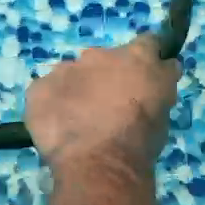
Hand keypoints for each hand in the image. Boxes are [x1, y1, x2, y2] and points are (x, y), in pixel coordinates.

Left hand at [24, 35, 181, 169]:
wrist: (100, 162)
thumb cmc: (142, 137)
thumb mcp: (166, 107)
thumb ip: (163, 80)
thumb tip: (166, 66)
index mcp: (136, 57)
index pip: (149, 42)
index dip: (149, 57)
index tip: (149, 73)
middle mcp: (99, 55)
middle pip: (105, 59)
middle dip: (109, 77)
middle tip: (114, 107)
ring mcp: (64, 70)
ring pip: (74, 75)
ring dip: (80, 90)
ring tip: (84, 121)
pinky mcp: (38, 90)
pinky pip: (48, 92)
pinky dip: (55, 105)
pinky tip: (63, 128)